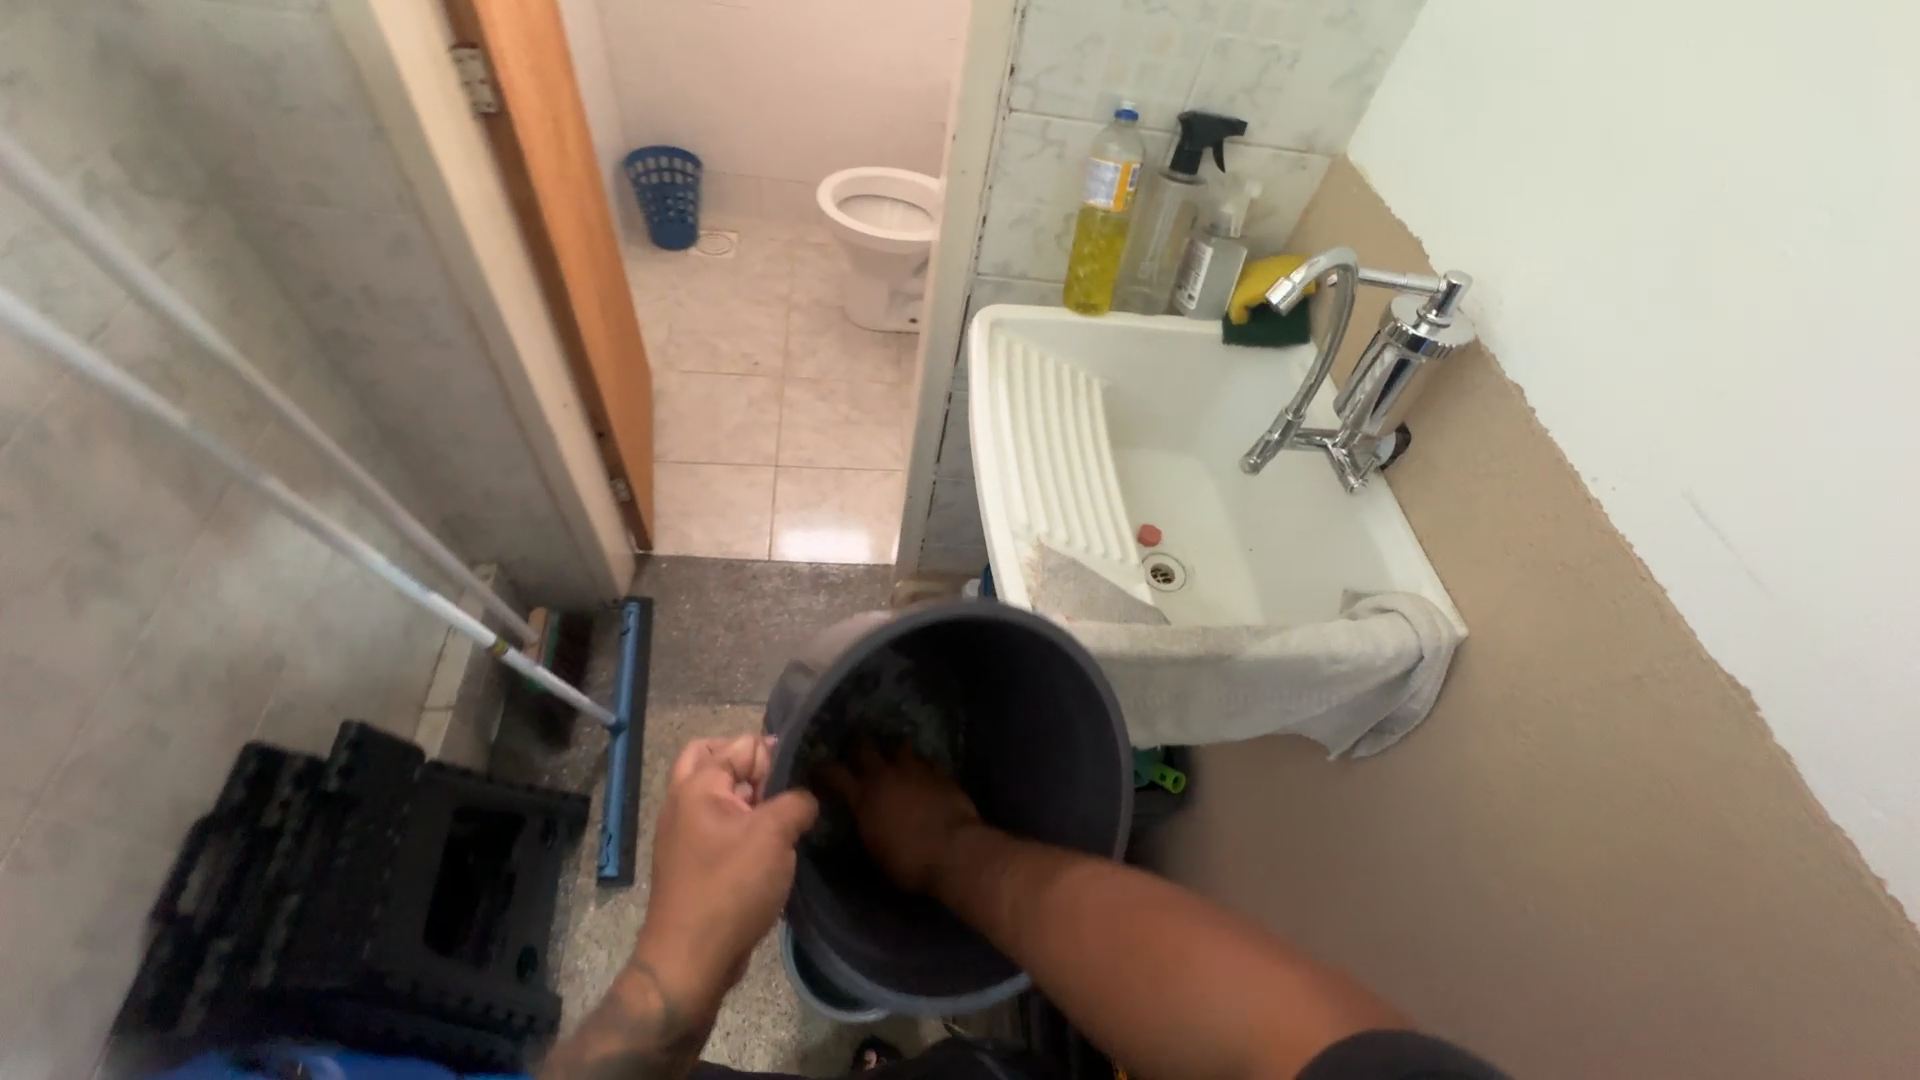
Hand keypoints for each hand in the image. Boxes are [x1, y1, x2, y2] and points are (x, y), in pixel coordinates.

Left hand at [634, 735, 818, 1019]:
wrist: (689, 962)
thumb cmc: (731, 887)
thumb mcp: (775, 835)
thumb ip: (798, 801)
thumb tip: (806, 798)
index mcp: (696, 785)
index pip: (741, 744)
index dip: (775, 757)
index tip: (801, 781)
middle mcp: (682, 802)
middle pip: (713, 758)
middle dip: (750, 764)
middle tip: (779, 786)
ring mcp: (683, 833)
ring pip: (716, 793)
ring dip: (746, 795)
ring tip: (781, 817)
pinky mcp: (691, 861)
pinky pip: (717, 824)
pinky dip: (741, 823)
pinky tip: (771, 846)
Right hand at [819, 745, 983, 893]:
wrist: (954, 850)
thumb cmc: (909, 862)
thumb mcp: (875, 851)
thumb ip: (865, 826)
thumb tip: (861, 820)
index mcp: (863, 797)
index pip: (833, 773)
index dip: (823, 767)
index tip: (818, 766)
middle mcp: (885, 775)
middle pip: (864, 747)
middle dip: (856, 744)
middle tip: (854, 744)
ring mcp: (914, 769)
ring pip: (898, 745)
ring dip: (892, 748)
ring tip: (892, 752)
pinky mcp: (939, 771)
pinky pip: (924, 759)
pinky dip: (919, 762)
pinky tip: (921, 769)